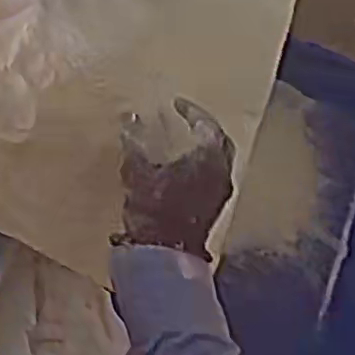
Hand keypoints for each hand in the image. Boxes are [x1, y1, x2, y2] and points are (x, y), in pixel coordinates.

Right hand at [117, 98, 234, 259]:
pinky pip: (212, 174)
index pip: (208, 126)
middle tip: (185, 118)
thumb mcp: (137, 168)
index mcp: (209, 160)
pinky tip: (181, 164)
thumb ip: (136, 141)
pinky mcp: (214, 206)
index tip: (176, 103)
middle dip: (203, 128)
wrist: (164, 250)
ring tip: (181, 139)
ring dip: (202, 146)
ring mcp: (221, 192)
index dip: (192, 112)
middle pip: (219, 143)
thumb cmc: (152, 205)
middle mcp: (222, 174)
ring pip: (218, 160)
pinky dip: (200, 162)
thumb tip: (132, 119)